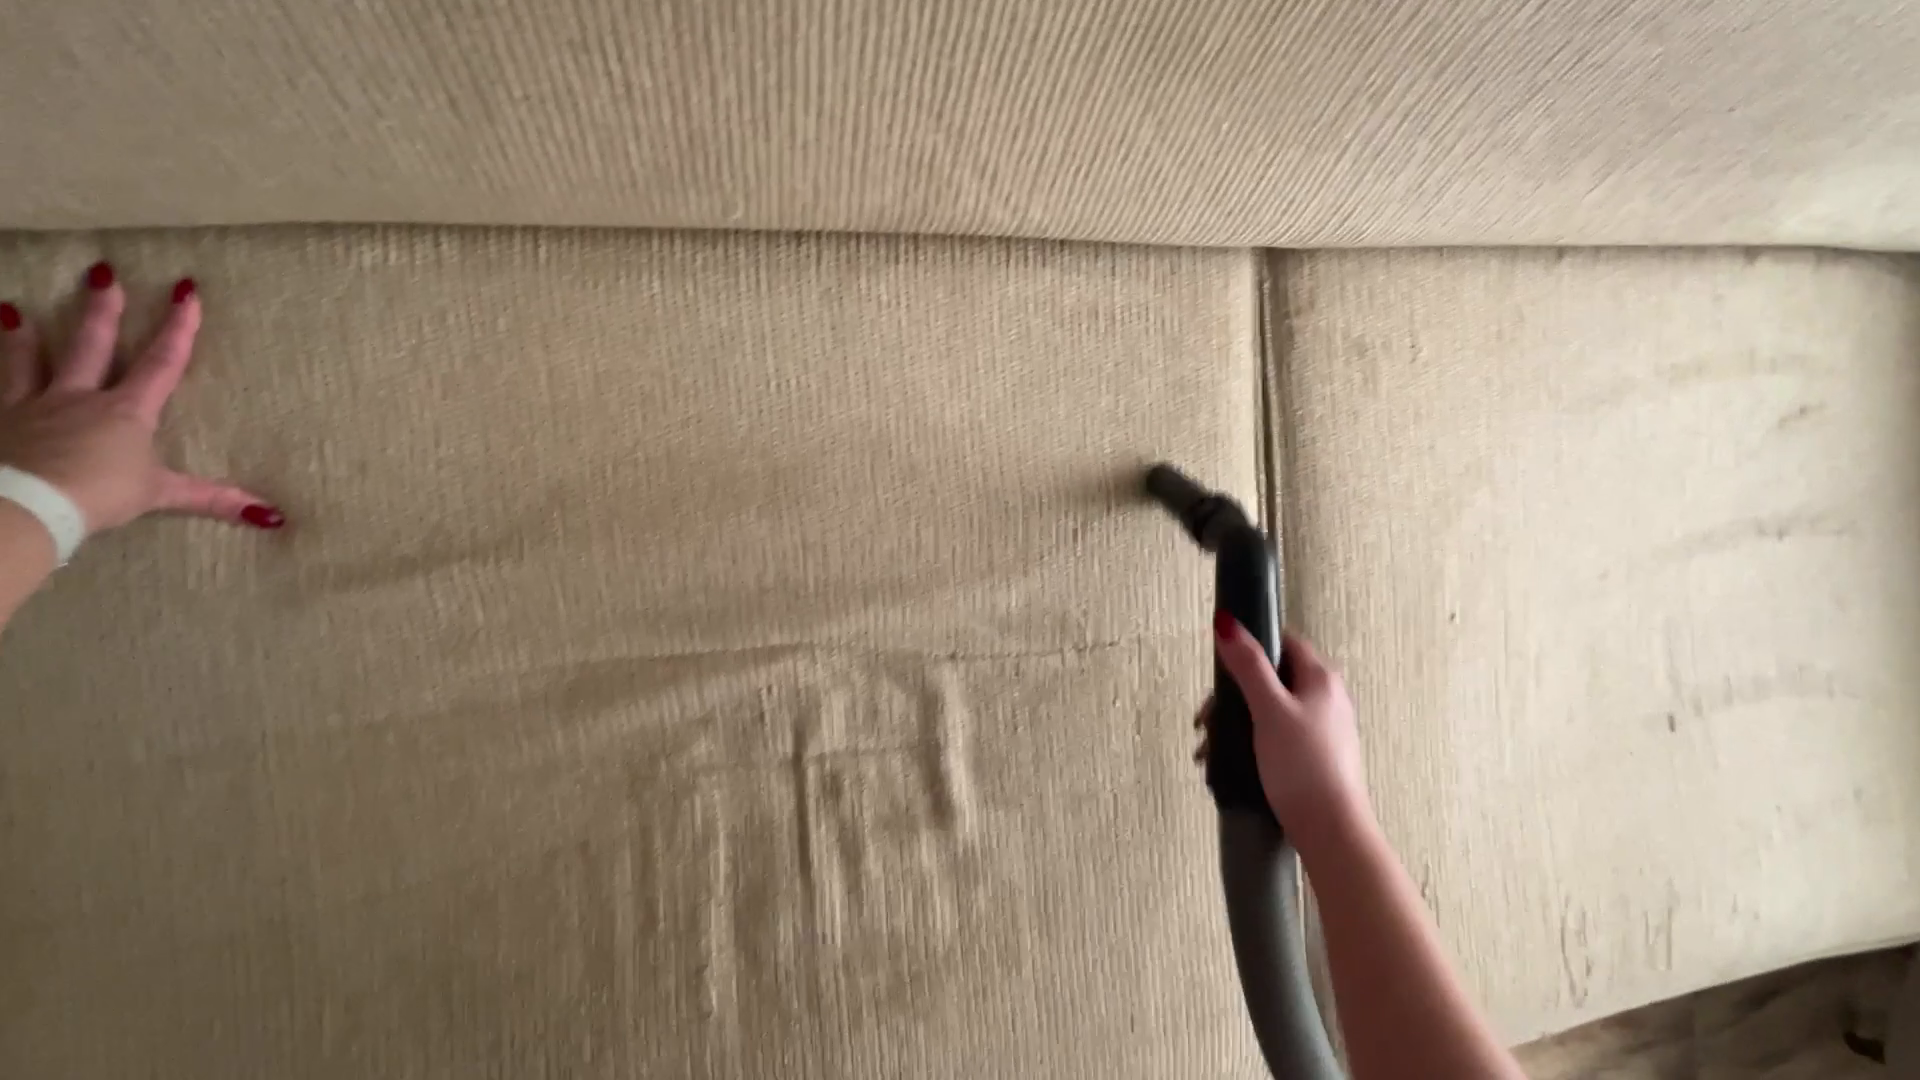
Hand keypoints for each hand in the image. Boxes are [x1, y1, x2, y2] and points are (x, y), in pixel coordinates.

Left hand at [0, 265, 281, 534]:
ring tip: (13, 307)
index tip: (185, 293)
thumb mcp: (162, 496)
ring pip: (27, 359)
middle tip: (104, 275)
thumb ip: (213, 499)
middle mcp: (78, 398)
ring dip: (24, 333)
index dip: (178, 328)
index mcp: (126, 411)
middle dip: (102, 310)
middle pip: (90, 344)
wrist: (24, 504)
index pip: (162, 362)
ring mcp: (30, 406)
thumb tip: (273, 516)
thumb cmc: (99, 494)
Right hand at [1202, 617, 1369, 841]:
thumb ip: (1247, 665)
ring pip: (1265, 709)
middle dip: (1230, 697)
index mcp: (1320, 678)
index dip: (1250, 650)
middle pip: (1268, 678)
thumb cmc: (1302, 765)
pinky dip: (1247, 742)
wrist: (1329, 829)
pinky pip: (1272, 735)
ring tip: (1208, 748)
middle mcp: (1325, 697)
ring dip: (1233, 723)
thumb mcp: (1268, 709)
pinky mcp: (1310, 754)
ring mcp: (1319, 728)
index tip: (1221, 673)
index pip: (1282, 642)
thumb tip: (1226, 621)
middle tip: (1205, 720)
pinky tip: (1225, 762)